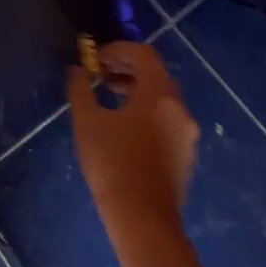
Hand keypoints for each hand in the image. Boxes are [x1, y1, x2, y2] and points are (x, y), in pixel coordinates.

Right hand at [68, 41, 199, 219]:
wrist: (142, 217)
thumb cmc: (112, 161)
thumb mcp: (87, 119)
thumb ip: (81, 87)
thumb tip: (78, 70)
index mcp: (159, 94)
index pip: (143, 54)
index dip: (117, 49)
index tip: (95, 59)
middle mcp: (180, 108)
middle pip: (156, 73)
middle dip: (126, 67)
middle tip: (100, 73)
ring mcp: (187, 133)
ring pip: (163, 96)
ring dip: (137, 88)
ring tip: (109, 96)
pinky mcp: (186, 152)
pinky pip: (168, 117)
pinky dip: (147, 108)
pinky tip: (125, 123)